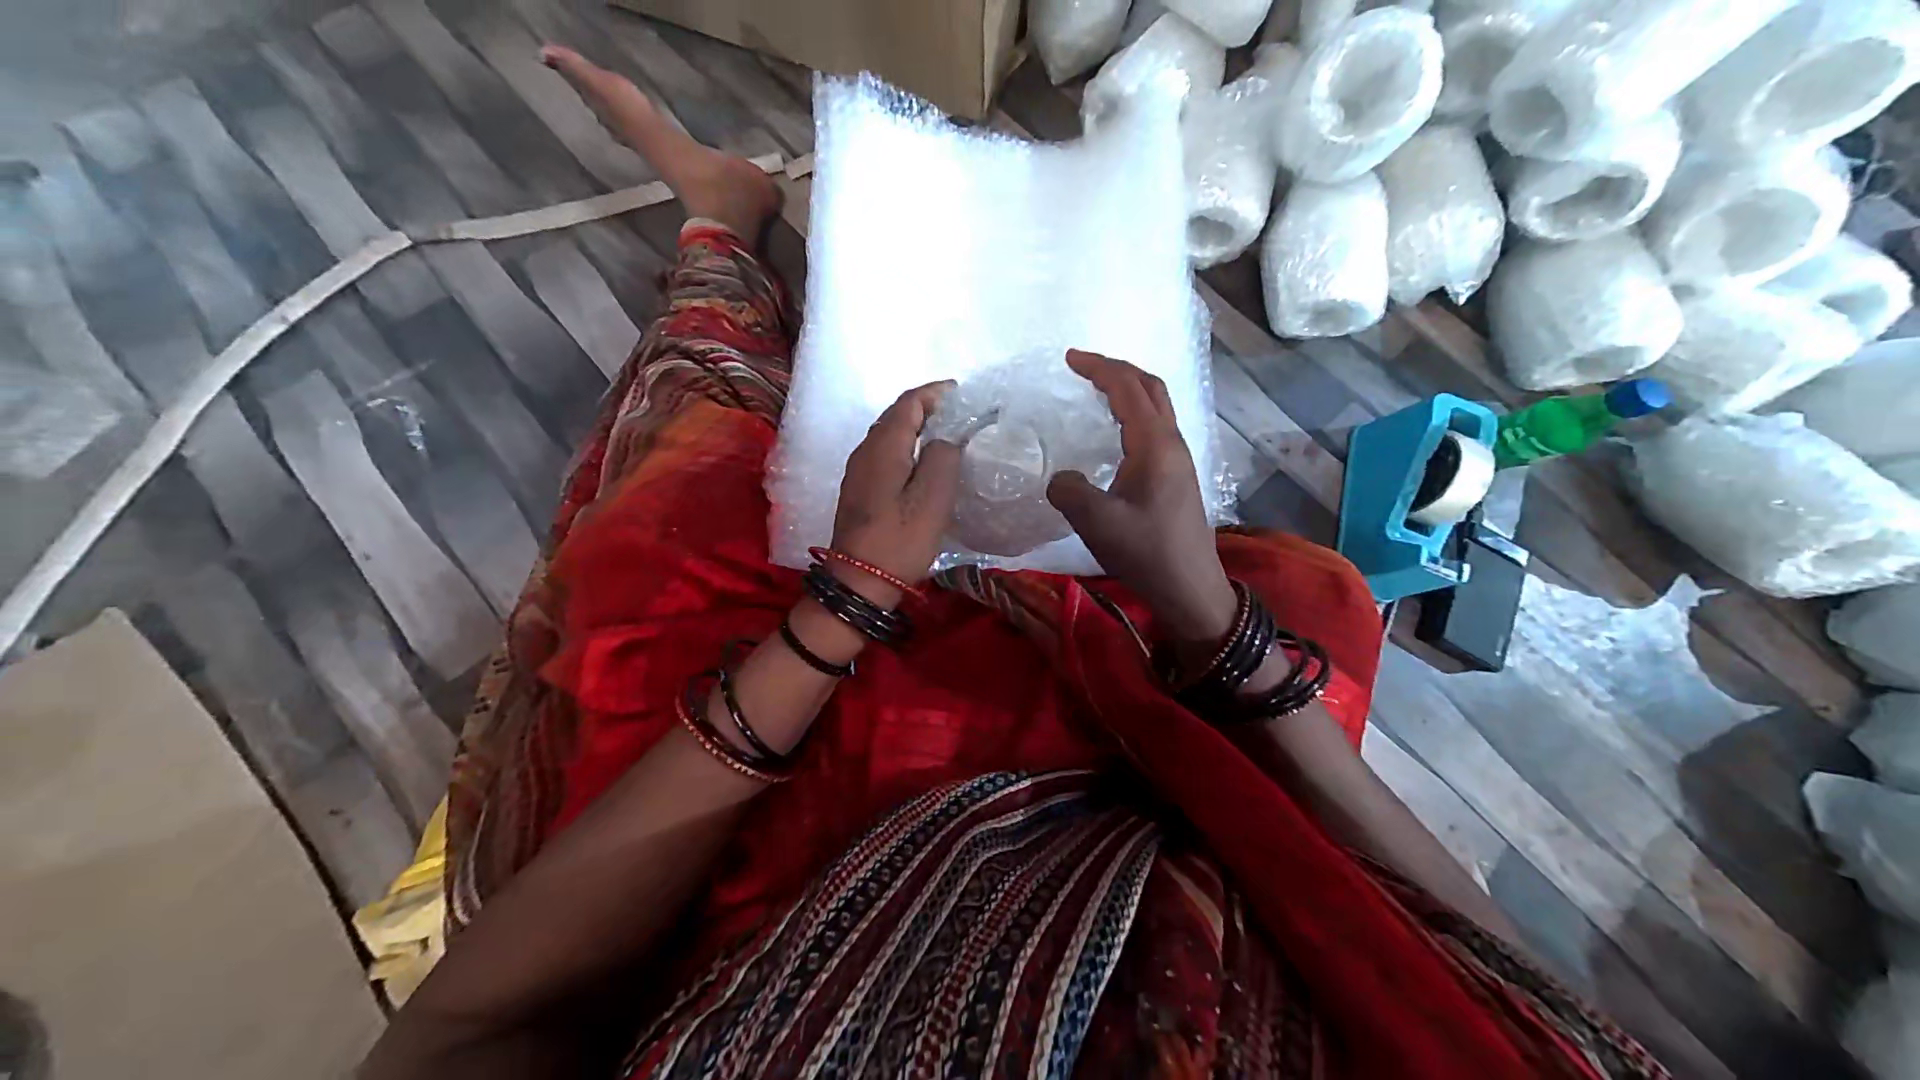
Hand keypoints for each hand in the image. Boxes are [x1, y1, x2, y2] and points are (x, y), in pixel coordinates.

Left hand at [828, 381, 962, 605]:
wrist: (859, 582)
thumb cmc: (899, 539)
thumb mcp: (932, 498)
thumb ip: (943, 456)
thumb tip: (945, 439)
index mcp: (882, 446)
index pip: (908, 403)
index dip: (934, 393)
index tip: (960, 393)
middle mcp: (865, 451)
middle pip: (895, 416)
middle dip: (926, 408)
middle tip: (958, 413)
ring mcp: (858, 472)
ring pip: (889, 436)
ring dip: (916, 428)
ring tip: (946, 434)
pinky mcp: (859, 491)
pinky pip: (884, 455)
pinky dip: (906, 448)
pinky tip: (923, 464)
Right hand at [1047, 350, 1235, 641]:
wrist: (1189, 587)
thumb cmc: (1146, 552)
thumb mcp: (1097, 523)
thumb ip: (1069, 490)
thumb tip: (1061, 477)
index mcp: (1155, 445)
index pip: (1128, 388)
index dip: (1099, 368)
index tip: (1069, 359)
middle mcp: (1171, 443)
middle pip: (1150, 387)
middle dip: (1117, 369)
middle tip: (1083, 367)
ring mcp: (1177, 460)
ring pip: (1156, 406)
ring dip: (1128, 389)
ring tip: (1096, 390)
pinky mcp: (1176, 477)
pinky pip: (1155, 427)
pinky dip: (1133, 413)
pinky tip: (1115, 433)